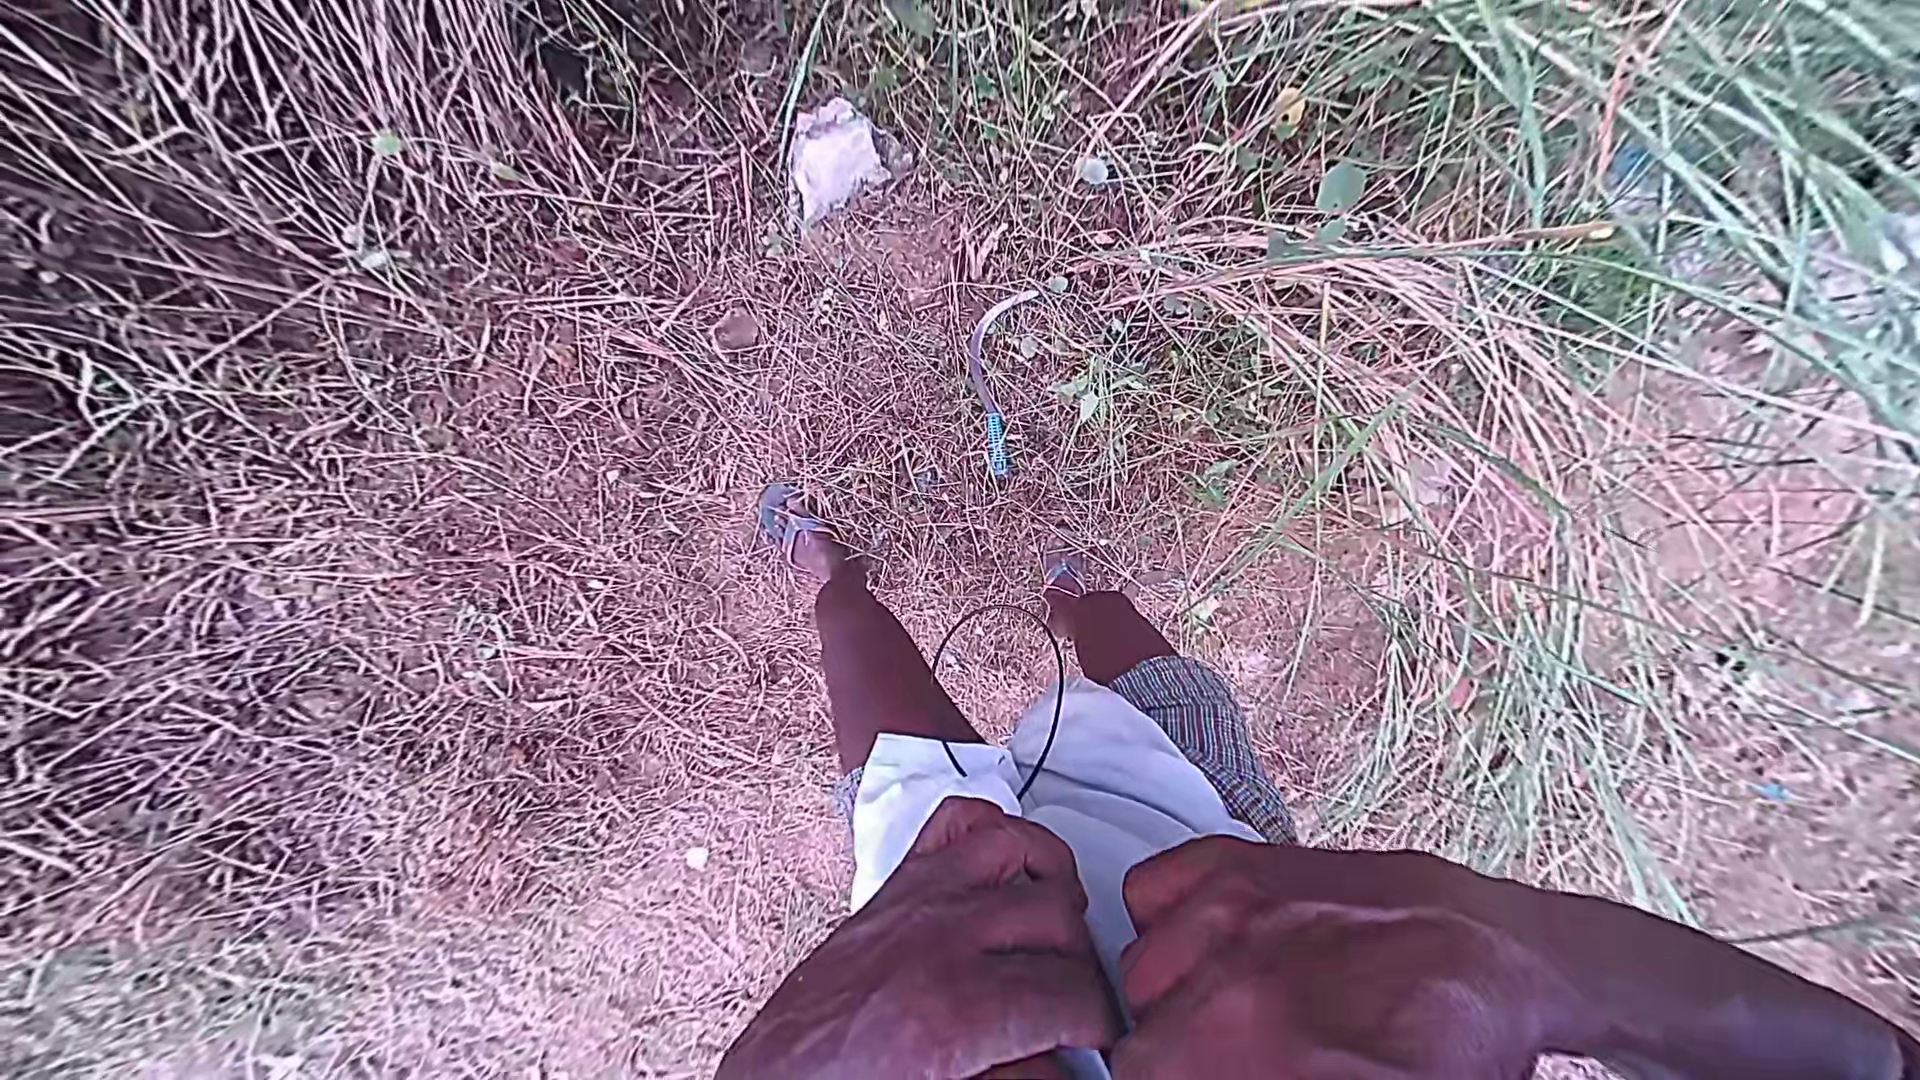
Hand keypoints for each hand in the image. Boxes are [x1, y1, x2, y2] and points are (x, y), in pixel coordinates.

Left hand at [717, 797, 1120, 1079]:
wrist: (785, 1073)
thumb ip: (1023, 1076)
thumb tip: (1073, 1062)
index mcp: (954, 1010)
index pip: (1071, 993)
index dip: (1103, 1020)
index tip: (1102, 1036)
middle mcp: (941, 935)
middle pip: (1057, 916)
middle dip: (1083, 959)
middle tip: (1078, 993)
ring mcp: (920, 891)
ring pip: (1017, 845)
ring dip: (1050, 879)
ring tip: (1054, 921)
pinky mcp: (903, 874)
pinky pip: (956, 818)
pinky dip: (989, 825)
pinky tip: (1003, 864)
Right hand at [1111, 837, 1581, 1079]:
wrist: (1473, 942)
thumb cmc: (1440, 1041)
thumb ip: (1258, 1073)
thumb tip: (1209, 1064)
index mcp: (1283, 1063)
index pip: (1158, 1074)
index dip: (1172, 1079)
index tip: (1194, 1072)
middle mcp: (1241, 991)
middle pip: (1144, 1047)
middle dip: (1174, 1059)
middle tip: (1215, 1059)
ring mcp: (1227, 912)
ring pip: (1136, 975)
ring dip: (1164, 1000)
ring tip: (1212, 1010)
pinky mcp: (1226, 860)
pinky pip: (1142, 893)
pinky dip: (1155, 920)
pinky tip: (1199, 943)